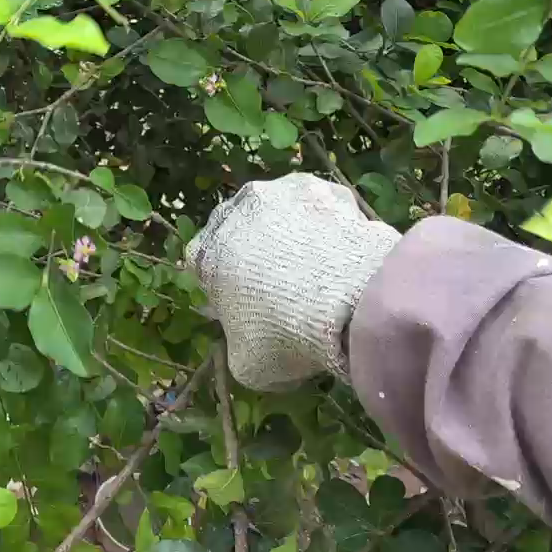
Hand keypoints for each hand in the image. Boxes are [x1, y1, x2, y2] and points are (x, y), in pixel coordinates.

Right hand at [186, 174, 402, 390]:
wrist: (347, 303)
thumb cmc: (284, 332)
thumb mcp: (251, 364)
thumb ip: (240, 345)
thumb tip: (249, 342)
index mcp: (207, 250)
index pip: (203, 262)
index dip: (225, 282)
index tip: (245, 302)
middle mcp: (234, 211)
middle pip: (241, 229)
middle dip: (257, 250)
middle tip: (285, 285)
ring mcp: (277, 192)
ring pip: (281, 212)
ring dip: (293, 232)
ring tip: (322, 269)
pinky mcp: (319, 187)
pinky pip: (321, 208)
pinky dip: (330, 225)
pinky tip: (347, 252)